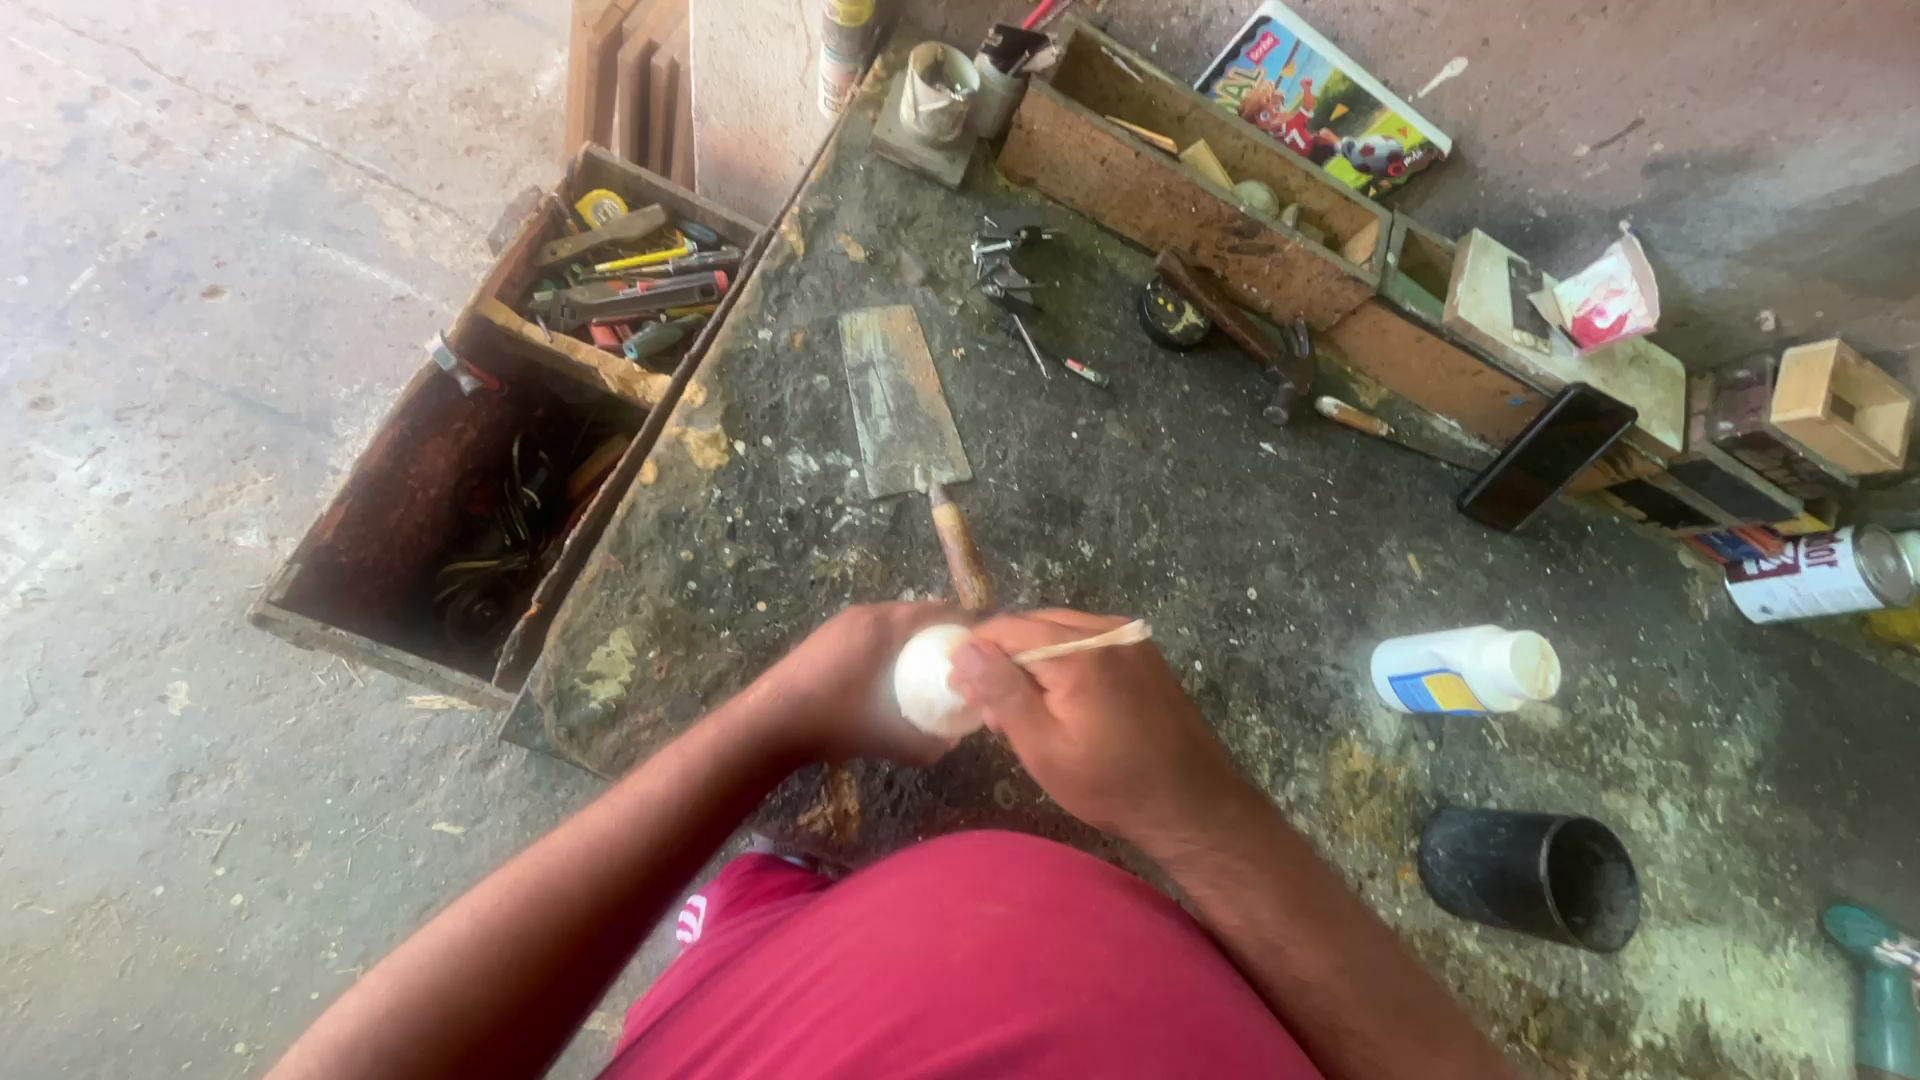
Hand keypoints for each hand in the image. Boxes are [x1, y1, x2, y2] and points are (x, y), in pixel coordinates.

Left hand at [738, 602, 964, 767]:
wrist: (768, 723)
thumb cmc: (833, 721)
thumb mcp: (887, 738)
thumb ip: (925, 743)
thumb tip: (951, 744)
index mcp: (884, 626)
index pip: (937, 611)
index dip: (964, 626)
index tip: (980, 648)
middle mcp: (865, 614)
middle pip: (915, 614)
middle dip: (938, 635)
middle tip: (955, 664)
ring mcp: (841, 622)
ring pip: (891, 622)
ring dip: (910, 640)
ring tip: (924, 672)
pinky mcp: (826, 635)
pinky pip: (870, 632)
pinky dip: (887, 646)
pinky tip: (886, 677)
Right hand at [949, 609, 1258, 849]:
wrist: (1195, 805)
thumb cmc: (1112, 786)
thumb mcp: (1045, 749)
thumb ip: (1002, 691)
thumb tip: (964, 648)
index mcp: (1080, 652)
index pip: (1007, 629)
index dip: (975, 654)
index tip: (960, 690)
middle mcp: (1106, 631)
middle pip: (1033, 625)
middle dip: (1003, 659)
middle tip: (990, 710)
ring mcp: (1129, 638)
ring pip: (1058, 631)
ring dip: (1032, 661)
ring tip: (1022, 711)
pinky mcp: (1142, 652)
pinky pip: (1086, 641)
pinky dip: (1062, 662)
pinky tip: (1059, 700)